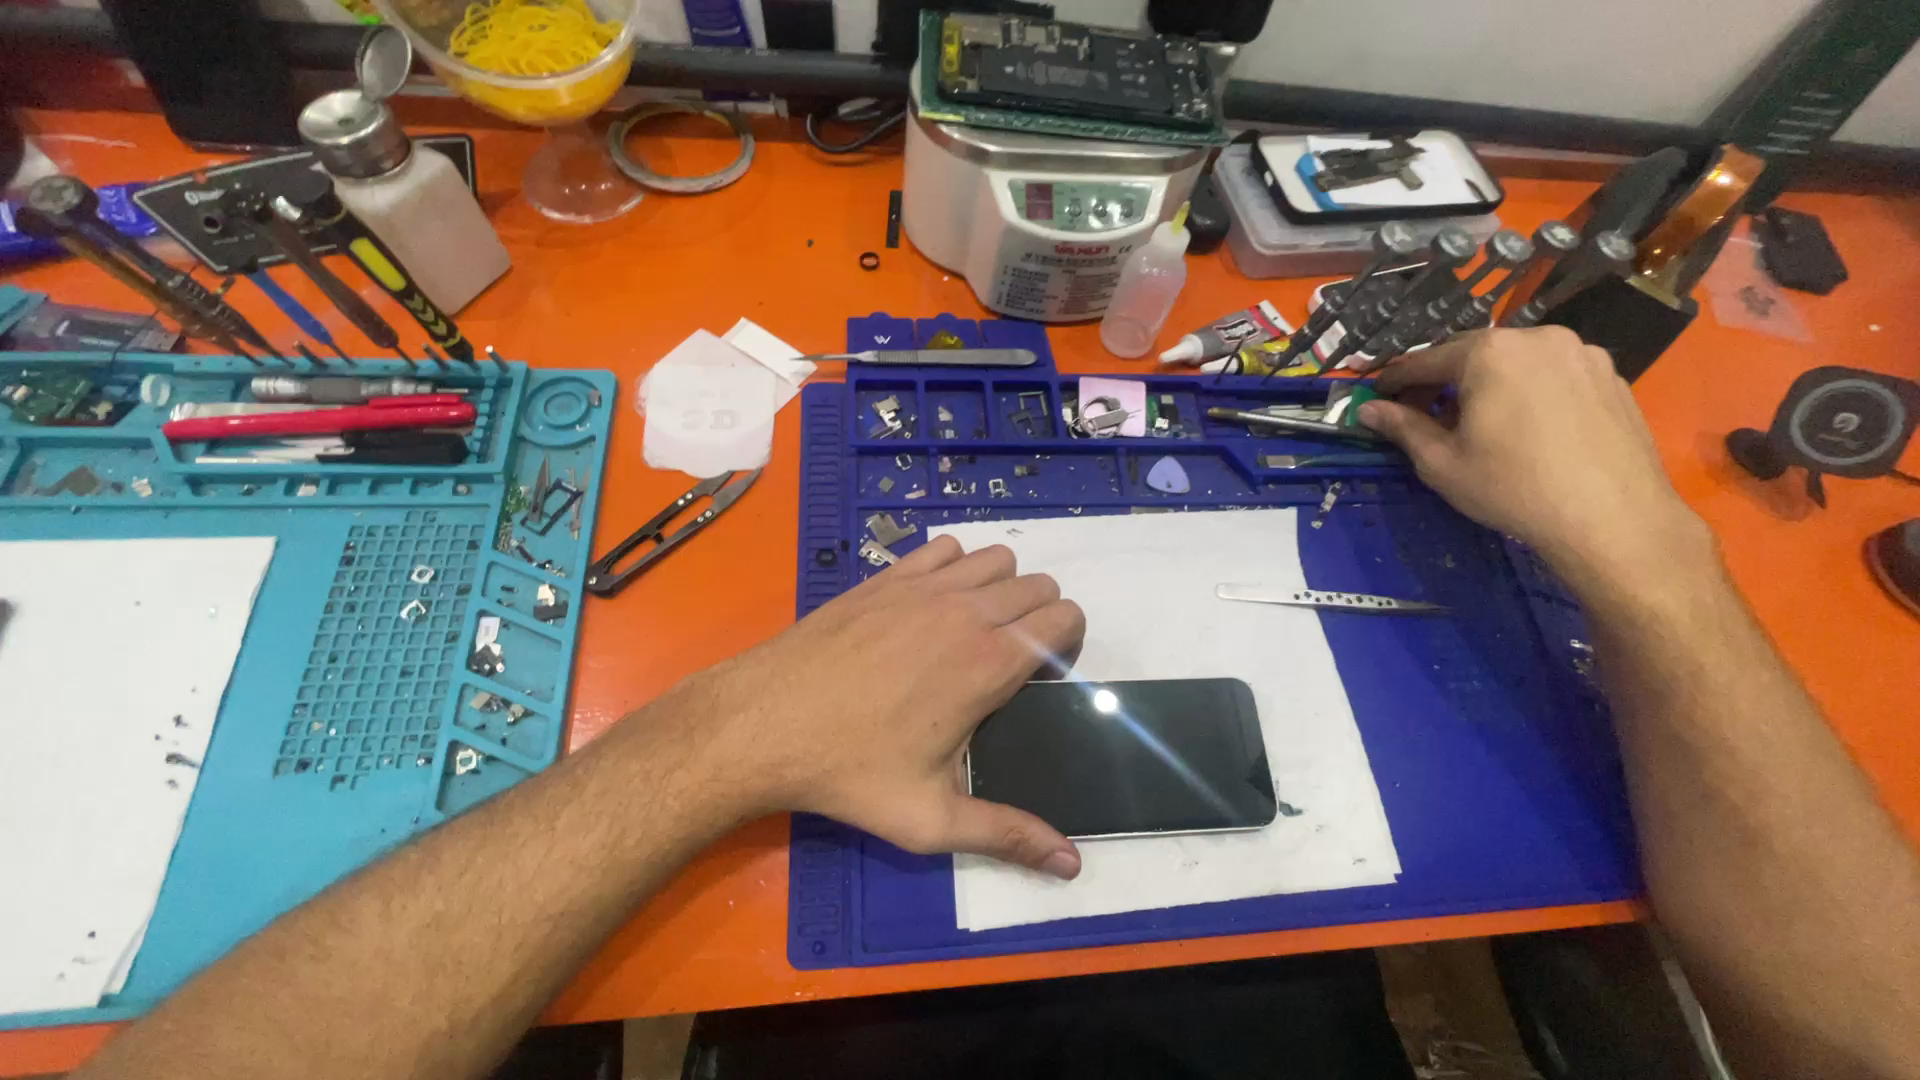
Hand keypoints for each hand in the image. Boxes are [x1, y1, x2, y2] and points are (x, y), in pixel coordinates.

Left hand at [665, 536, 1086, 877]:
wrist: (764, 724)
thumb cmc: (850, 772)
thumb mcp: (931, 819)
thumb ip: (1007, 835)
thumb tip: (1072, 866)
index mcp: (989, 664)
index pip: (1064, 619)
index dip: (1067, 643)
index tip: (1043, 675)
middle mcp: (966, 612)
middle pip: (1038, 584)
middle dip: (1041, 616)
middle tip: (1013, 659)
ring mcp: (923, 587)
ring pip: (996, 559)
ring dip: (1002, 587)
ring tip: (976, 629)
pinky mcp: (886, 577)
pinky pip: (944, 548)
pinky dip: (954, 567)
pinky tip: (932, 604)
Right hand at [1358, 327, 1713, 589]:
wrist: (1612, 517)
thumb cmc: (1512, 487)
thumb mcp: (1441, 462)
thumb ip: (1402, 427)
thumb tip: (1368, 410)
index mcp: (1489, 353)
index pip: (1424, 360)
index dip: (1394, 380)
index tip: (1376, 397)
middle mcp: (1537, 338)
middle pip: (1471, 353)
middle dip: (1441, 379)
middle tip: (1421, 412)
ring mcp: (1580, 353)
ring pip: (1514, 361)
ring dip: (1485, 383)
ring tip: (1473, 421)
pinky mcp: (1610, 375)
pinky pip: (1551, 373)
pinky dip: (1525, 390)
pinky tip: (1521, 426)